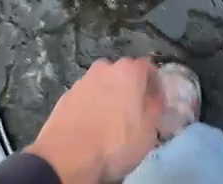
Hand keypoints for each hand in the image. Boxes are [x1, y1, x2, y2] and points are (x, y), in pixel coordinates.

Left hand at [27, 57, 160, 182]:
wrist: (68, 155)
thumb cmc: (115, 142)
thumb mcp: (148, 131)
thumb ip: (155, 108)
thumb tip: (154, 98)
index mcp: (128, 70)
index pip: (148, 67)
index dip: (154, 85)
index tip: (156, 104)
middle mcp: (105, 67)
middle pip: (123, 74)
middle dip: (130, 90)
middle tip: (133, 114)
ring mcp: (83, 80)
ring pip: (103, 85)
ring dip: (109, 97)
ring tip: (111, 123)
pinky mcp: (66, 95)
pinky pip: (86, 97)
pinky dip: (92, 107)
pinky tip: (92, 127)